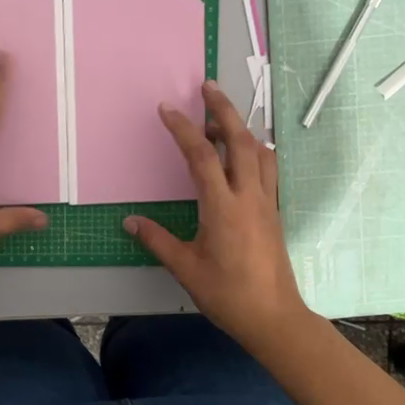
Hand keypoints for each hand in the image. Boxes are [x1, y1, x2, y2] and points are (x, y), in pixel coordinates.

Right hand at [125, 81, 307, 349]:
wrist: (274, 318)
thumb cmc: (227, 295)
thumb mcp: (185, 269)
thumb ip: (157, 240)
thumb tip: (129, 222)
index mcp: (223, 207)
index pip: (200, 156)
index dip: (182, 129)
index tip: (166, 109)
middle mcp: (249, 196)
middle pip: (240, 140)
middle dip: (223, 109)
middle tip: (208, 86)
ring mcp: (267, 202)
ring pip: (259, 152)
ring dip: (241, 129)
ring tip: (220, 121)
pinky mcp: (274, 212)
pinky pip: (268, 169)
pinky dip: (255, 151)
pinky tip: (243, 154)